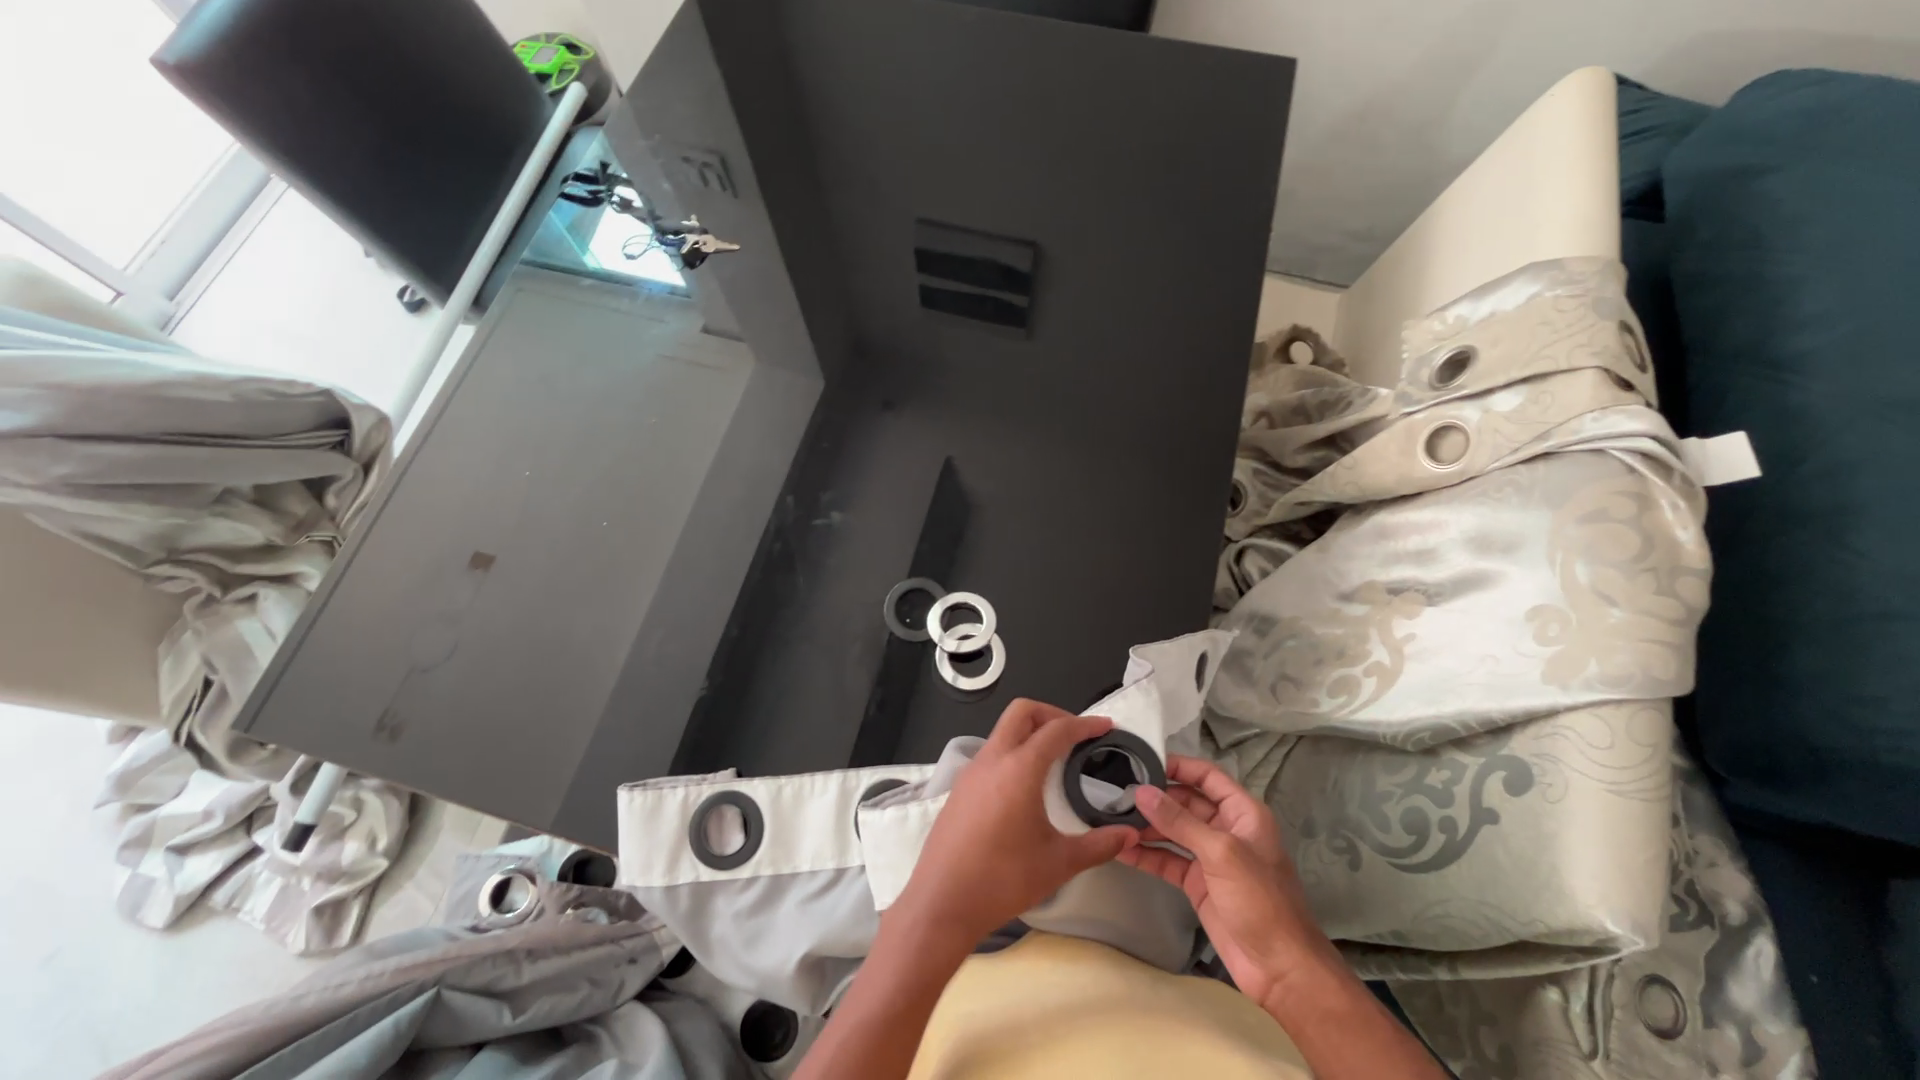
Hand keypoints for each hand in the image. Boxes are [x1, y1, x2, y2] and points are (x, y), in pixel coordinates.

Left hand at [893, 699, 1139, 943]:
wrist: (942, 902)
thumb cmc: (1003, 879)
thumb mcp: (1059, 863)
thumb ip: (1098, 845)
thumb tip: (1129, 835)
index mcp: (1019, 769)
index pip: (1056, 730)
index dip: (1084, 724)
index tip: (1105, 726)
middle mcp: (991, 761)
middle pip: (1021, 712)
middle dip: (1052, 714)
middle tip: (1077, 735)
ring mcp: (970, 774)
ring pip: (1002, 732)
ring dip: (1030, 734)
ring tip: (1055, 759)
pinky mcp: (959, 790)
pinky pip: (990, 756)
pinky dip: (1013, 754)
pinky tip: (1026, 786)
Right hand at [1117, 754, 1340, 1012]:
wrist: (1279, 966)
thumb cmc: (1260, 900)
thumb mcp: (1221, 853)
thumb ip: (1180, 821)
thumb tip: (1142, 792)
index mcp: (1243, 813)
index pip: (1207, 777)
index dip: (1178, 766)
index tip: (1141, 761)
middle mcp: (1226, 830)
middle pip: (1186, 802)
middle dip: (1155, 797)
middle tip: (1116, 791)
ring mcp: (1210, 858)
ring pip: (1173, 832)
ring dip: (1146, 825)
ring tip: (1111, 816)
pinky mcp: (1197, 884)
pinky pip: (1167, 860)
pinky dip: (1146, 854)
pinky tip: (1121, 849)